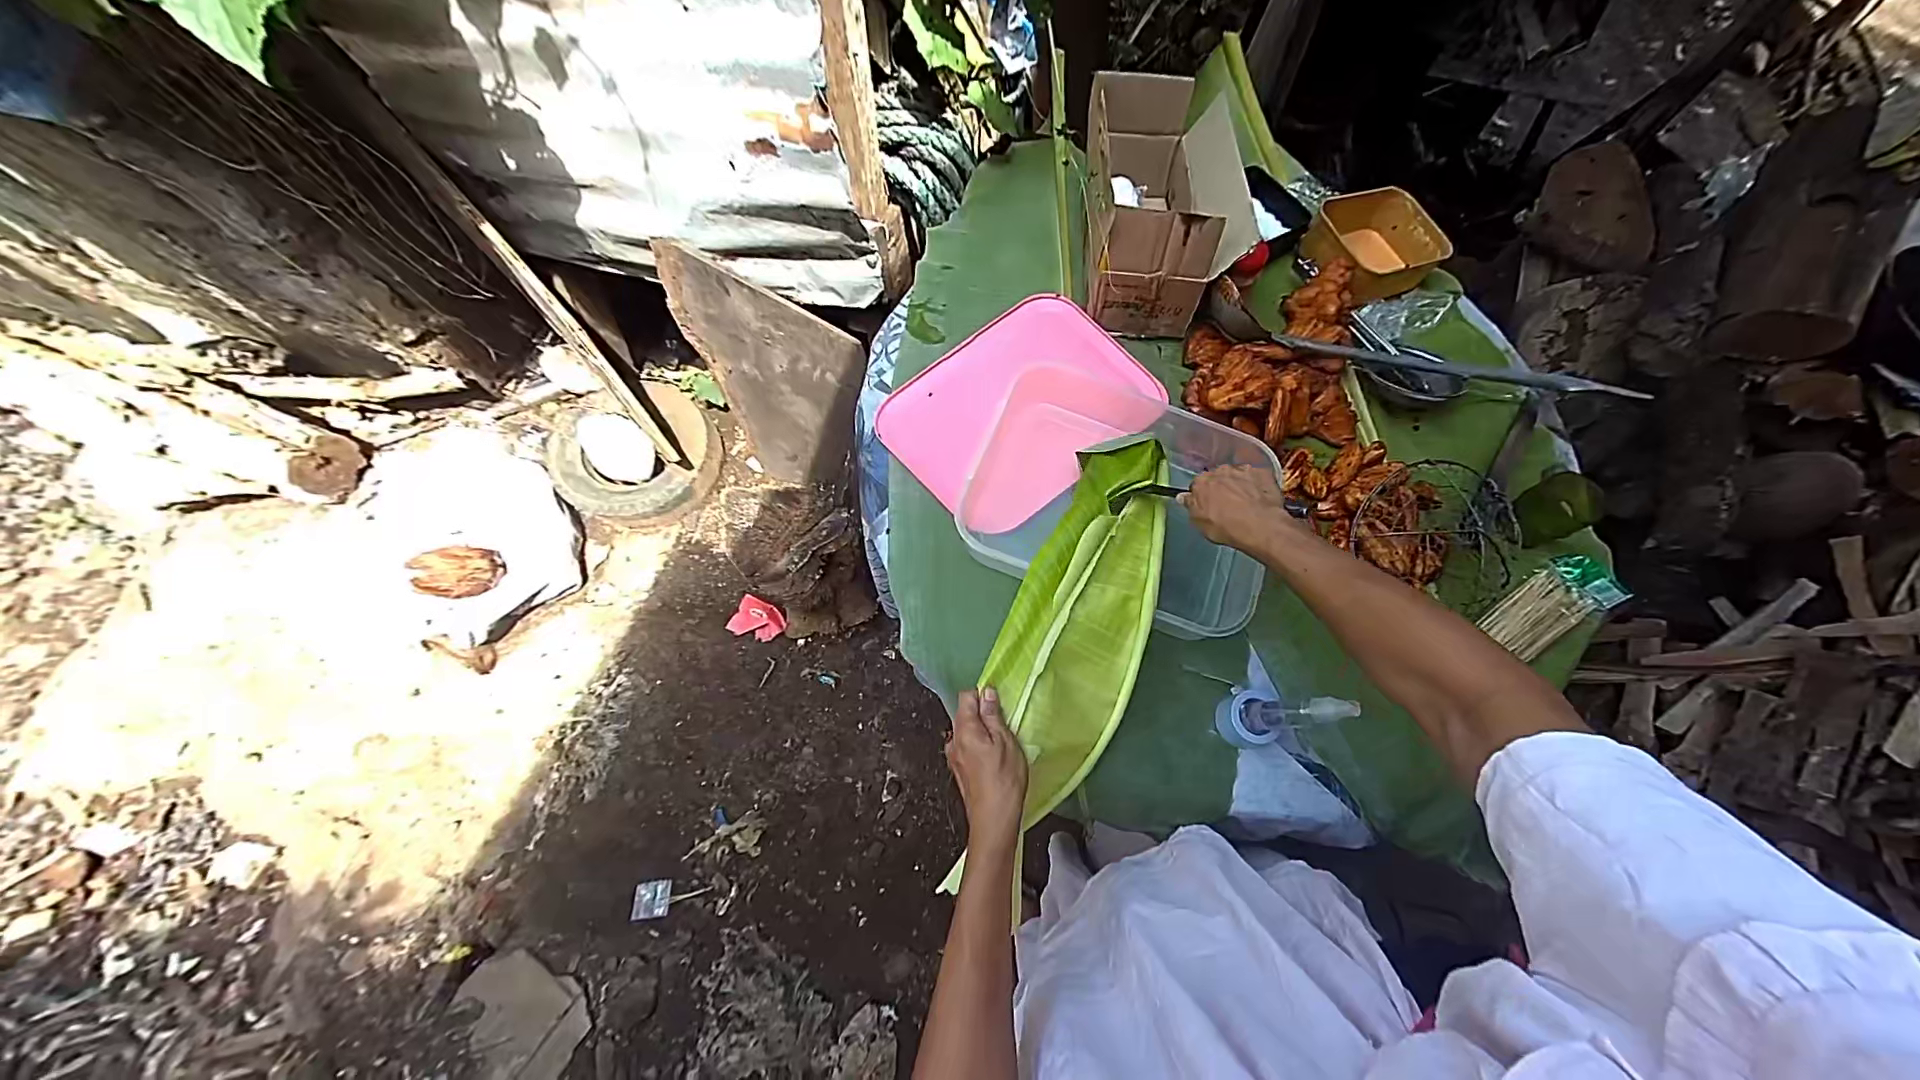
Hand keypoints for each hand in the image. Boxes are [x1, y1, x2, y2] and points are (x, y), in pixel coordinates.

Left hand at [946, 687, 1027, 851]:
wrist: (994, 819)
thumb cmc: (1002, 782)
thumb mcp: (1005, 740)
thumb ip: (993, 715)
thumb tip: (987, 694)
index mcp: (964, 730)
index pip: (966, 697)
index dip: (982, 695)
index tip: (998, 701)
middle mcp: (954, 742)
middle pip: (965, 714)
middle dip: (983, 714)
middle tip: (1005, 725)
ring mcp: (955, 757)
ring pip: (967, 732)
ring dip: (983, 732)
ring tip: (1003, 745)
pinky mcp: (960, 771)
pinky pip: (968, 748)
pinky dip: (980, 747)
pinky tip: (996, 759)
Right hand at [1180, 465, 1304, 553]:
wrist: (1259, 526)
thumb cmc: (1226, 526)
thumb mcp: (1199, 522)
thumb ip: (1190, 506)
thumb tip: (1183, 497)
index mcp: (1201, 482)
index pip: (1197, 485)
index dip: (1202, 495)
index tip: (1206, 504)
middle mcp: (1220, 471)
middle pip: (1217, 477)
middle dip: (1220, 487)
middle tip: (1226, 504)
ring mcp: (1242, 471)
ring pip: (1236, 475)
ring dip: (1238, 485)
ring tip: (1244, 502)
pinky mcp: (1262, 473)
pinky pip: (1256, 477)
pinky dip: (1256, 485)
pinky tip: (1258, 498)